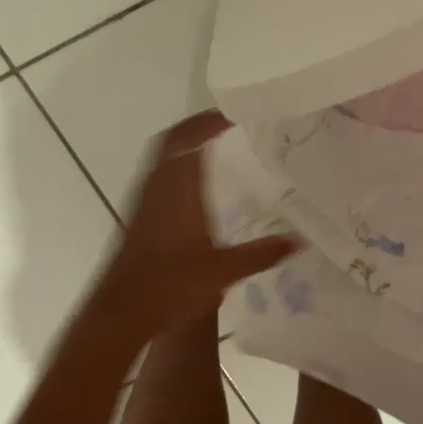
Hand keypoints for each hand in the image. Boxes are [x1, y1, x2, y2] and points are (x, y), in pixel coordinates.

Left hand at [96, 110, 301, 335]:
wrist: (121, 311)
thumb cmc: (170, 286)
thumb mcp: (224, 271)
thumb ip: (263, 254)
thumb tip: (301, 241)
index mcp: (178, 190)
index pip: (191, 139)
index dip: (211, 121)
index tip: (236, 112)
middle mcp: (157, 187)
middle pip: (172, 139)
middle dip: (197, 125)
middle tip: (226, 121)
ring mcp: (144, 201)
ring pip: (162, 156)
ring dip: (185, 144)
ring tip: (214, 143)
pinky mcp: (139, 217)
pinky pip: (158, 175)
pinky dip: (177, 164)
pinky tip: (194, 183)